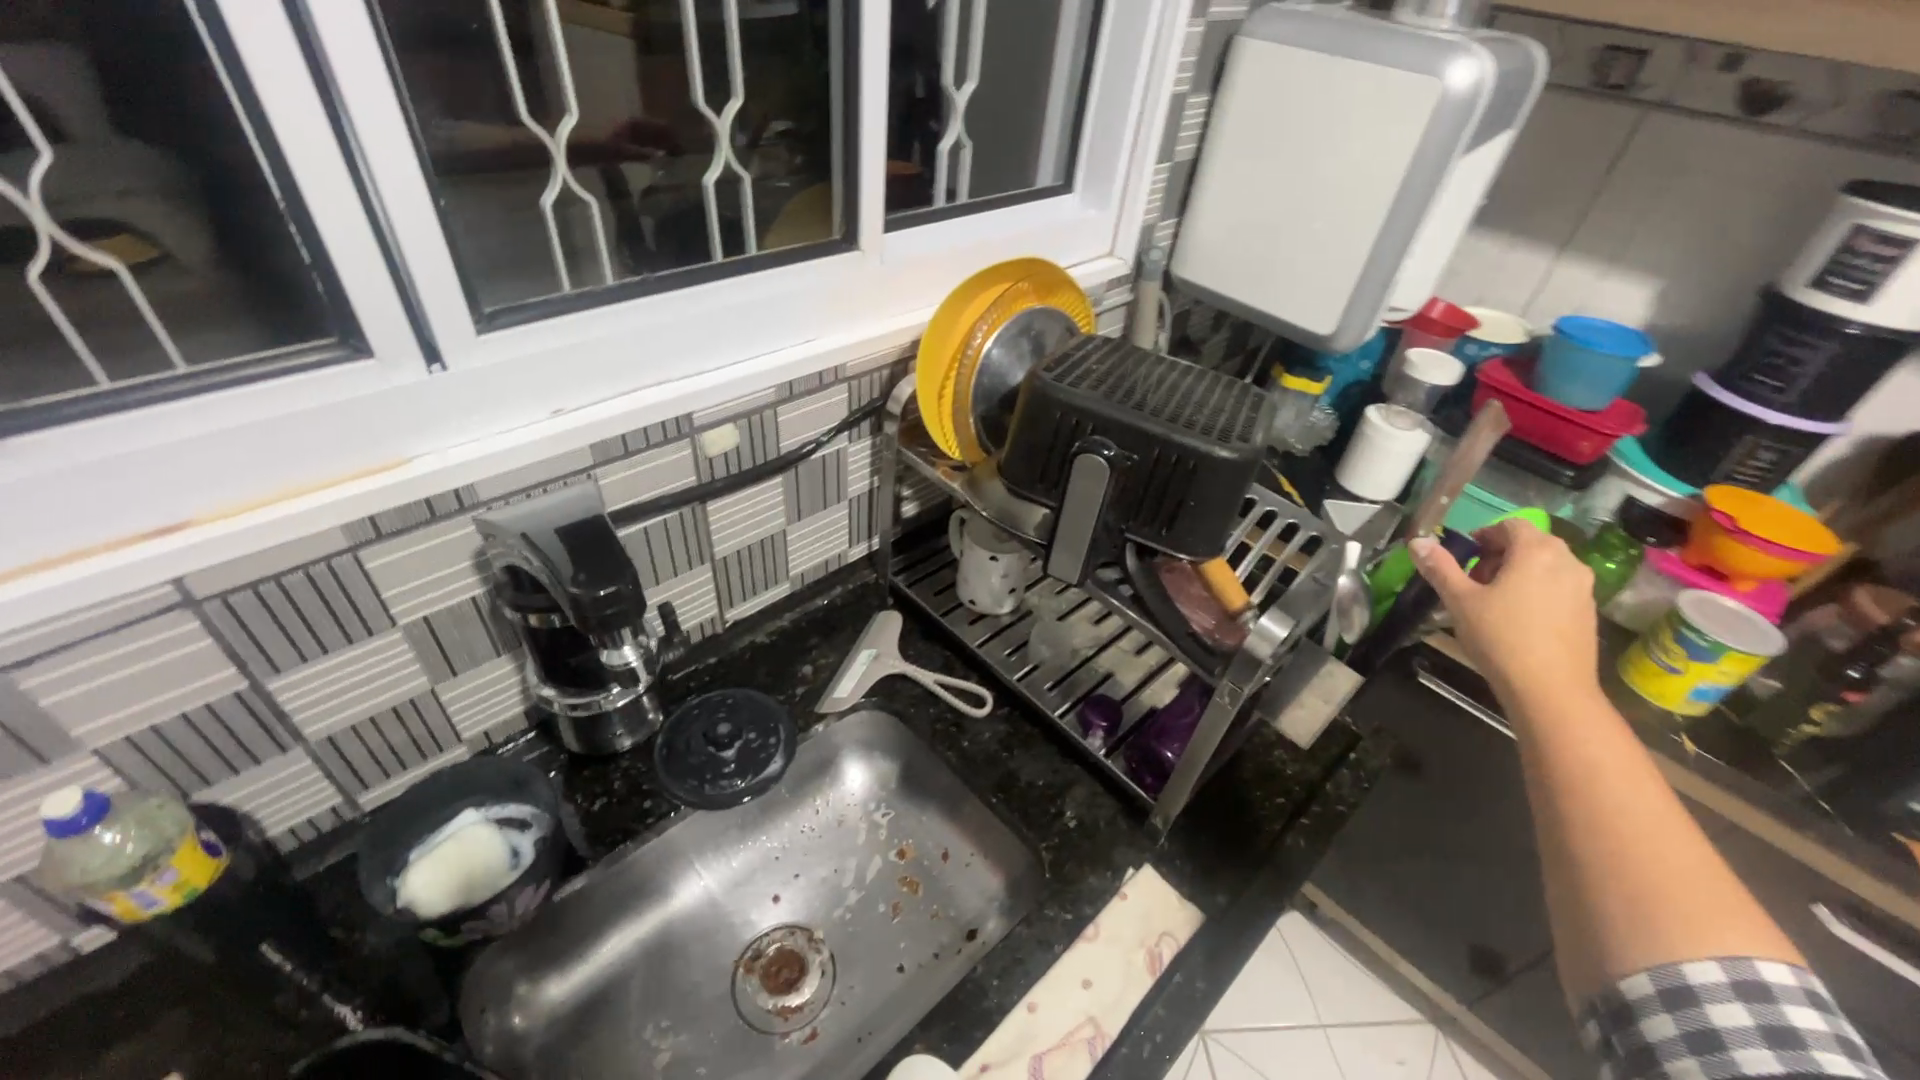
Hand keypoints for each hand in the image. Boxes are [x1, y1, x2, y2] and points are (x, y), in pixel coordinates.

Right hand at [1409, 520, 1599, 710]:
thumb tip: (1418, 541)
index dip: (1483, 536)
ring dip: (1519, 573)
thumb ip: (1440, 568)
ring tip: (1496, 602)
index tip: (1464, 560)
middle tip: (1475, 582)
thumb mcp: (1460, 601)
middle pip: (1531, 543)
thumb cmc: (1500, 638)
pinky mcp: (1589, 612)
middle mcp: (1568, 561)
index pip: (1510, 525)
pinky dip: (1538, 592)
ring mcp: (1584, 588)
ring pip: (1547, 566)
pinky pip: (1559, 588)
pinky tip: (1519, 621)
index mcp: (1536, 551)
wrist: (1550, 689)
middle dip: (1500, 555)